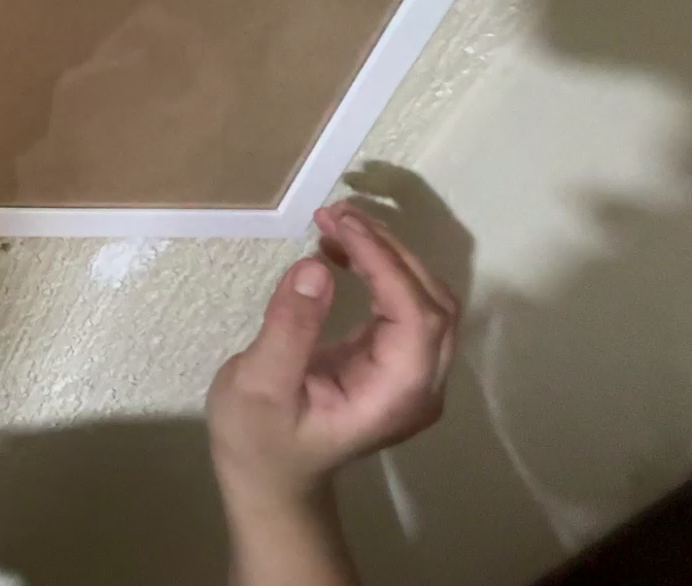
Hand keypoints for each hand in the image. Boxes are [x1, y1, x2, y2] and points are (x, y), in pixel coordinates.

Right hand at [207, 202, 460, 505]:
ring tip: (335, 223)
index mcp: (395, 393)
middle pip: (433, 304)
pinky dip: (378, 273)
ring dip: (388, 257)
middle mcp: (418, 384)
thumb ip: (290, 326)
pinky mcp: (386, 366)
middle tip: (335, 214)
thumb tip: (316, 266)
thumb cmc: (258, 435)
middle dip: (390, 250)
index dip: (383, 262)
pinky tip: (339, 254)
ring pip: (424, 303)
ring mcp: (407, 376)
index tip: (336, 223)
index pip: (413, 314)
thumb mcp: (261, 382)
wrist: (268, 478)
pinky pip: (402, 310)